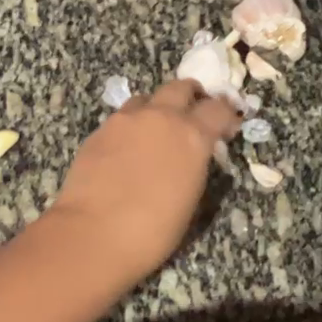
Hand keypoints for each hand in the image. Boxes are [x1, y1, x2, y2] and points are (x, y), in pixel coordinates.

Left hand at [47, 79, 242, 278]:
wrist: (95, 233)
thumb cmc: (153, 229)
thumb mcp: (191, 198)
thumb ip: (194, 165)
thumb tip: (191, 156)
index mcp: (191, 135)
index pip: (218, 109)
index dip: (226, 115)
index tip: (227, 126)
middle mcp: (160, 117)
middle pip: (180, 88)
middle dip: (190, 95)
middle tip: (192, 112)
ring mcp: (125, 120)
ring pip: (146, 99)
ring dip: (155, 108)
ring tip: (154, 130)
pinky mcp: (99, 130)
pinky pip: (121, 118)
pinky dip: (130, 127)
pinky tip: (125, 150)